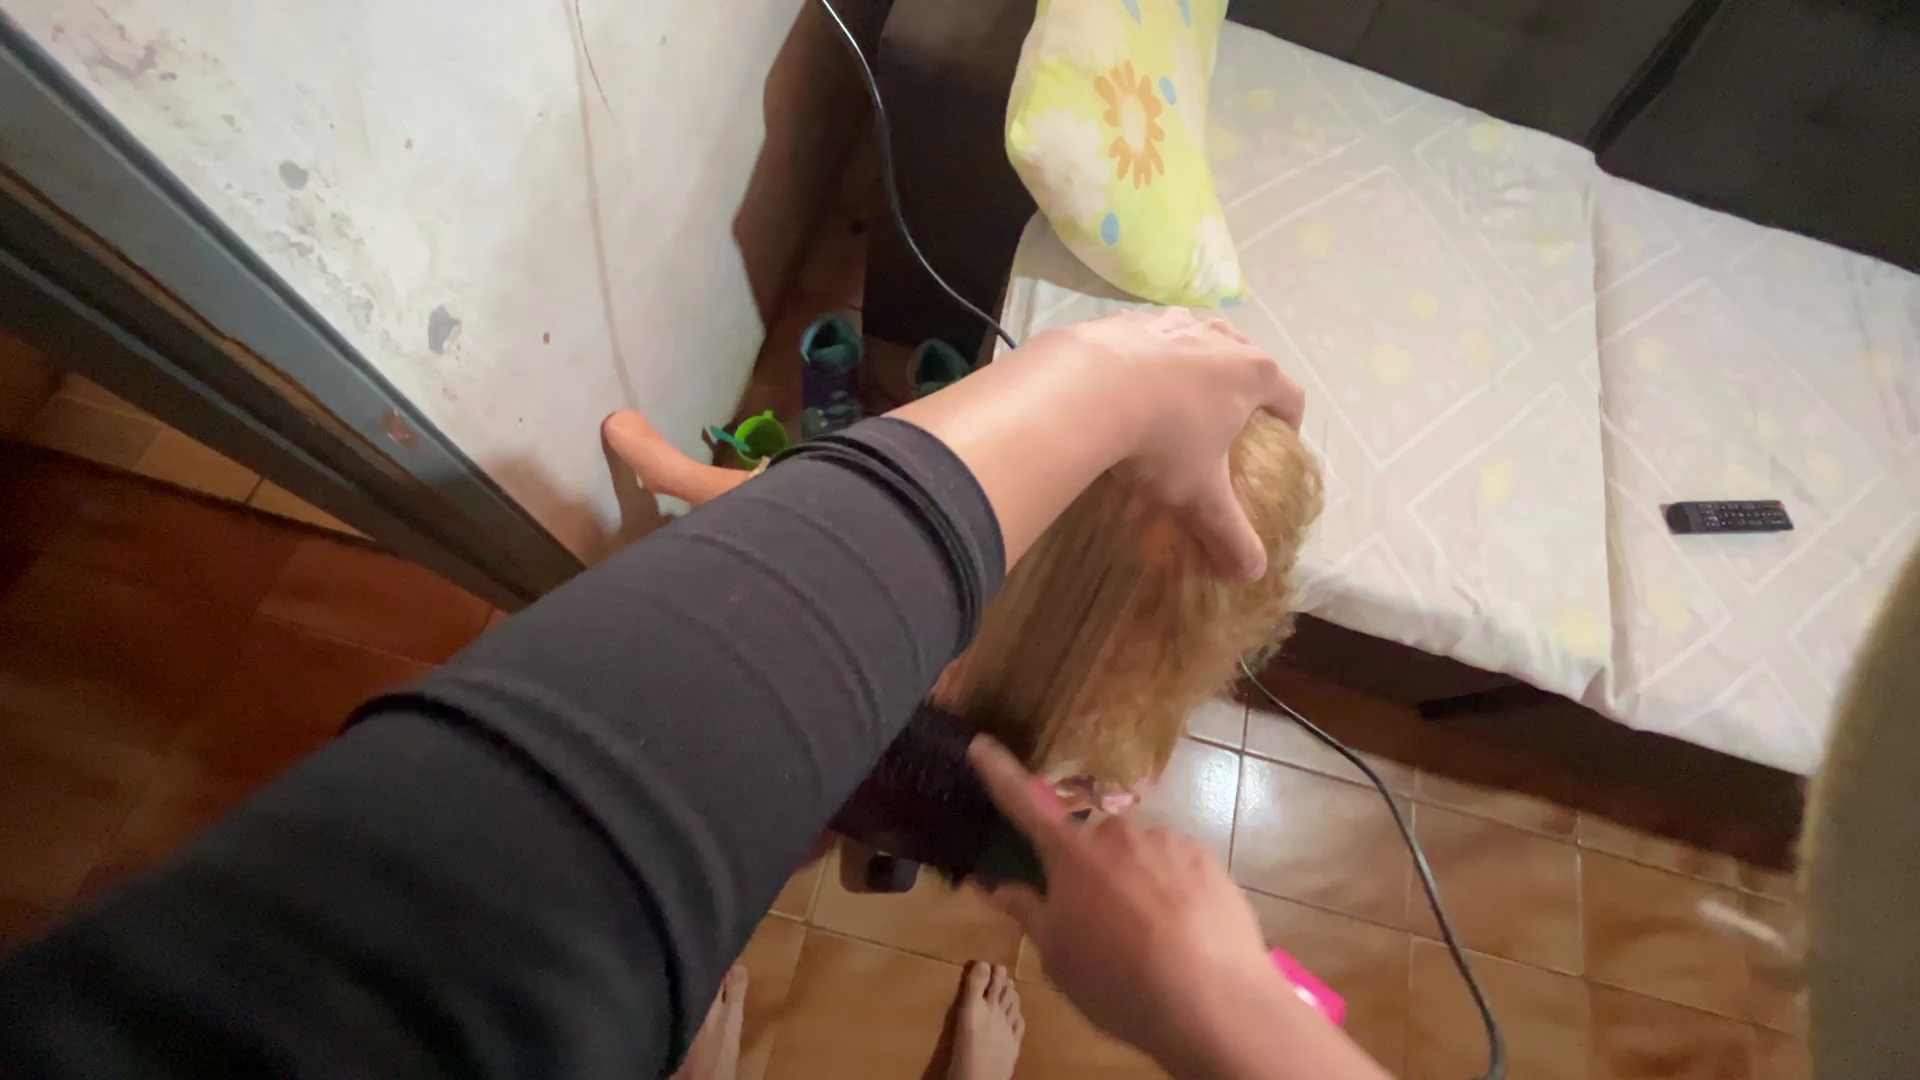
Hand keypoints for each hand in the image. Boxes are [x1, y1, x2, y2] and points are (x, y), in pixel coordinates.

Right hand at [966, 737, 1296, 1077]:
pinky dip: (1173, 889)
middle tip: (1104, 923)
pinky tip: (1185, 931)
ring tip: (1154, 938)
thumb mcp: (1058, 956)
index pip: (1022, 801)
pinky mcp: (1204, 856)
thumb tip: (992, 883)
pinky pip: (1176, 864)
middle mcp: (1114, 832)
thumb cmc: (1120, 983)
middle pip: (1090, 843)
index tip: (979, 743)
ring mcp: (1163, 839)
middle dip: (1091, 871)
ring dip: (1136, 881)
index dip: (998, 771)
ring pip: (1137, 854)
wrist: (1216, 1005)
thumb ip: (1026, 910)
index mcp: (1070, 853)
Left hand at [1030, 309, 1305, 580]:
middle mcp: (1217, 336)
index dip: (1290, 419)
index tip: (1281, 438)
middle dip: (1241, 387)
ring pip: (1196, 339)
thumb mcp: (1197, 496)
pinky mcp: (1124, 319)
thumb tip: (1253, 574)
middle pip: (1245, 357)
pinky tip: (1122, 385)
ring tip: (1174, 398)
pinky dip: (1143, 358)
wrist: (1084, 391)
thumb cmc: (1160, 441)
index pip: (1289, 393)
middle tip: (1225, 419)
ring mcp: (1169, 321)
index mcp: (1250, 374)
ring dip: (1193, 365)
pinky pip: (1144, 338)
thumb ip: (1229, 533)